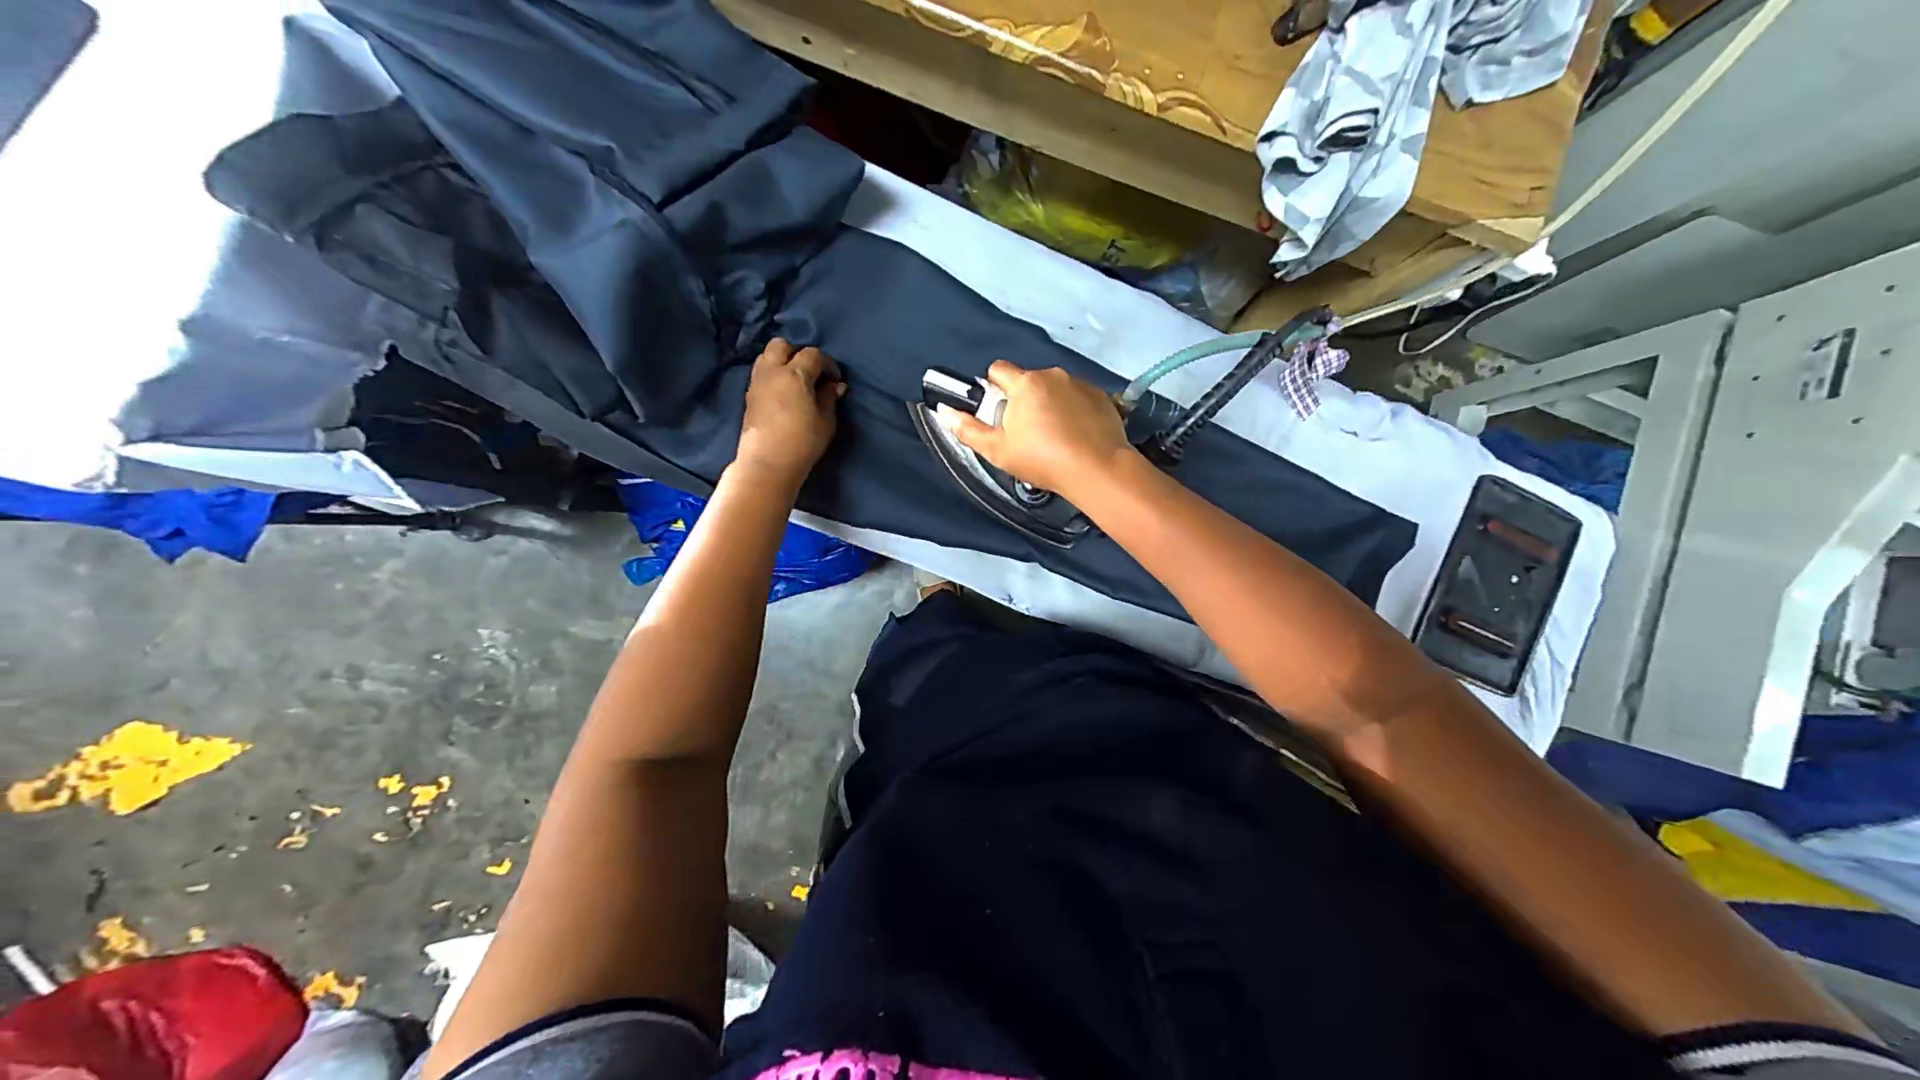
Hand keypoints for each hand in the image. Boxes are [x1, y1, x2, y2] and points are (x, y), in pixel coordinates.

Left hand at [735, 338, 845, 487]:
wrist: (768, 463)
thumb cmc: (803, 441)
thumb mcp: (826, 420)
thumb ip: (829, 398)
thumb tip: (835, 385)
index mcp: (794, 373)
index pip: (813, 354)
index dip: (828, 363)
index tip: (835, 379)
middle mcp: (772, 371)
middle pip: (782, 345)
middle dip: (798, 353)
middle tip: (811, 373)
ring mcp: (757, 382)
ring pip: (766, 356)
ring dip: (781, 362)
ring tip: (795, 381)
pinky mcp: (749, 396)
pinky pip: (760, 373)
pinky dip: (772, 375)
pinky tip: (783, 393)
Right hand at [938, 360, 1136, 501]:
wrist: (1097, 469)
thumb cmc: (1043, 459)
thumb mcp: (997, 451)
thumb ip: (969, 430)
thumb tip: (945, 412)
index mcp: (1025, 383)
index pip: (998, 369)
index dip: (993, 388)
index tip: (997, 411)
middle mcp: (1053, 375)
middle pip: (1028, 380)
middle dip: (1023, 400)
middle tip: (1025, 432)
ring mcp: (1081, 384)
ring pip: (1056, 388)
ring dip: (1051, 404)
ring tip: (1055, 436)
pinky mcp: (1103, 397)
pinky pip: (1080, 398)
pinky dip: (1075, 411)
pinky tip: (1076, 435)